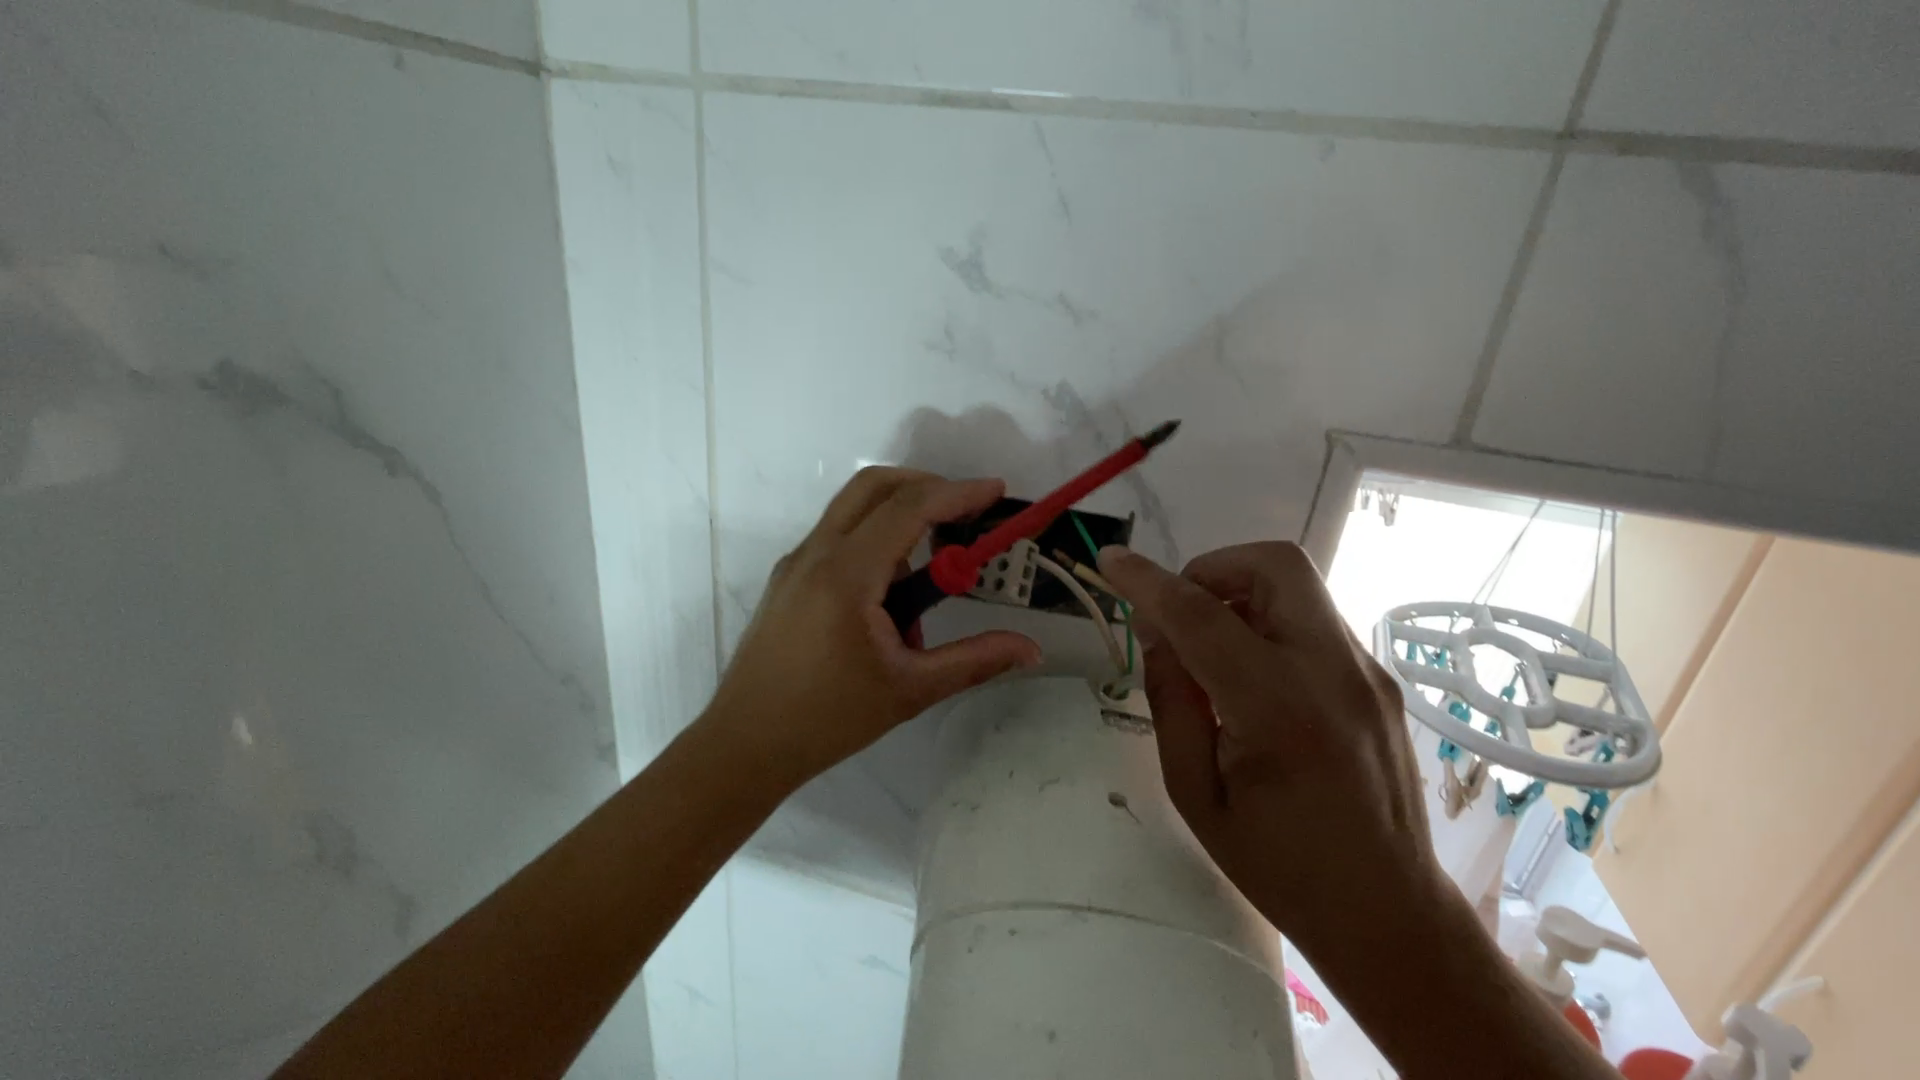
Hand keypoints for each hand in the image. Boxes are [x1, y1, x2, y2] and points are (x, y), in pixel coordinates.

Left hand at [702, 468, 1042, 787]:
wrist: (744, 744)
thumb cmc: (828, 719)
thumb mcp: (910, 690)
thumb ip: (974, 661)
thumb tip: (1031, 648)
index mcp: (846, 574)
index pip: (909, 507)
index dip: (958, 493)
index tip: (997, 492)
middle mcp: (816, 553)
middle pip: (874, 486)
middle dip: (927, 487)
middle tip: (968, 515)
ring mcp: (796, 563)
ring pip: (853, 508)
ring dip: (899, 516)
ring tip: (933, 572)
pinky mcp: (788, 579)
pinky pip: (838, 536)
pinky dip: (875, 541)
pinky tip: (892, 599)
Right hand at [1096, 541, 1444, 953]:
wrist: (1389, 912)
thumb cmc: (1279, 865)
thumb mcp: (1196, 793)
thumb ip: (1172, 700)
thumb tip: (1158, 632)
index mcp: (1280, 710)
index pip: (1203, 616)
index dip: (1149, 581)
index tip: (1112, 561)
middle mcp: (1335, 673)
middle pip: (1276, 565)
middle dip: (1212, 569)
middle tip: (1179, 614)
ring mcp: (1368, 671)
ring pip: (1299, 587)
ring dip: (1242, 595)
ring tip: (1213, 653)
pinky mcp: (1380, 679)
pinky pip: (1315, 620)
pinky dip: (1270, 622)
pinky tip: (1254, 679)